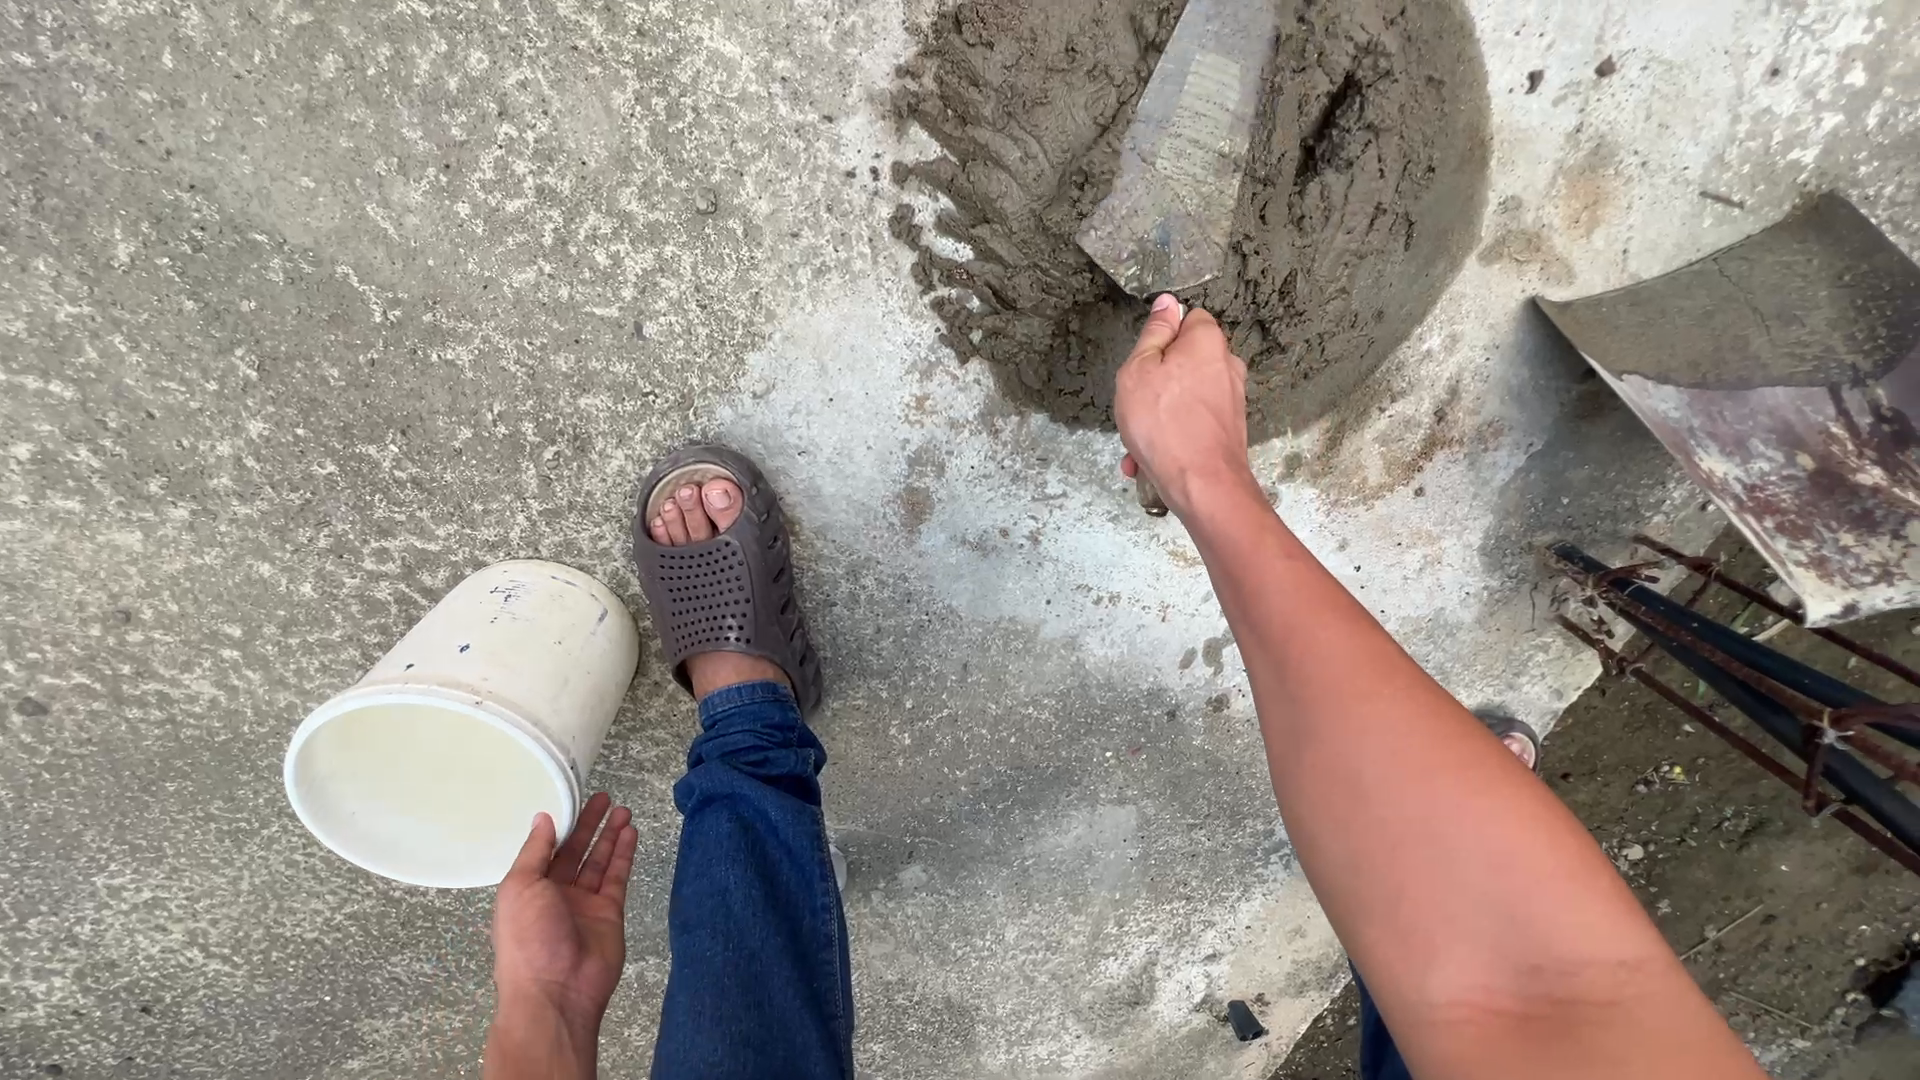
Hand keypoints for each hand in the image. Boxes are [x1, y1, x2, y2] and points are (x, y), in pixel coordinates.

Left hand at [491, 793, 637, 1028]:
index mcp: (528, 890)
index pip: (547, 850)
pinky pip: (617, 876)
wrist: (556, 990)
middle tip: (604, 797)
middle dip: (589, 825)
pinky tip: (630, 833)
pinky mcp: (610, 911)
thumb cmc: (528, 938)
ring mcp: (584, 903)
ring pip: (599, 861)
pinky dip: (624, 853)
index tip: (574, 798)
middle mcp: (555, 894)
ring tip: (622, 809)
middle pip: (575, 851)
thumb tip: (543, 817)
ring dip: (610, 835)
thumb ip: (535, 851)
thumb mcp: (519, 889)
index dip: (561, 824)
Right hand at [1114, 294, 1257, 519]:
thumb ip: (1153, 334)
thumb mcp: (1138, 371)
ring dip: (1157, 417)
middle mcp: (1226, 366)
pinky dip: (1170, 437)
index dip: (1160, 338)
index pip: (1186, 319)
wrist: (1201, 484)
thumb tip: (1165, 305)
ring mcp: (1230, 399)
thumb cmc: (1164, 426)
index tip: (1142, 361)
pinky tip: (1148, 459)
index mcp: (1207, 341)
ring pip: (1183, 398)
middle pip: (1183, 362)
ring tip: (1137, 442)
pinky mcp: (1227, 429)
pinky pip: (1190, 424)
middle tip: (1135, 405)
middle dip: (1155, 383)